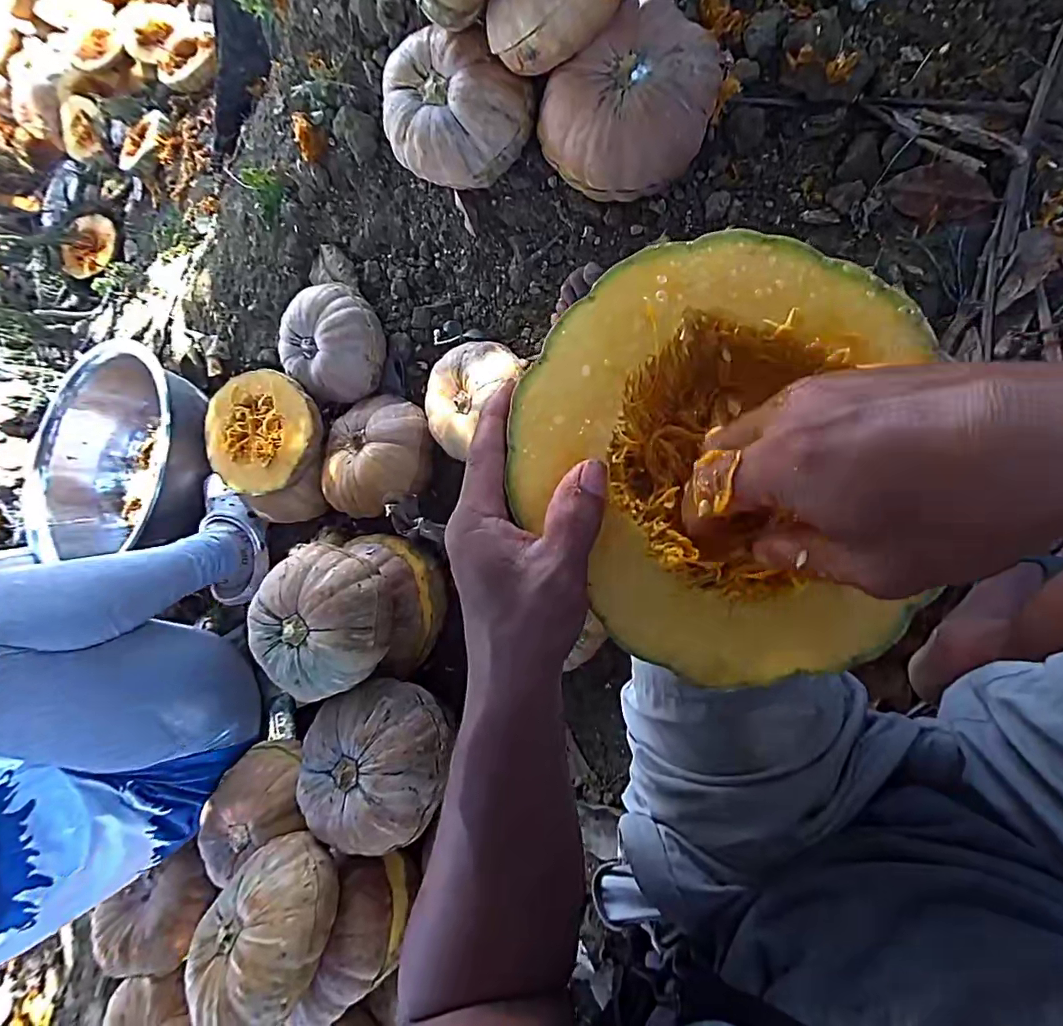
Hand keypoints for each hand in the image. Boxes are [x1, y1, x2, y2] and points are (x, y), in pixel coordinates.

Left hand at [446, 383, 605, 689]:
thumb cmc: (529, 628)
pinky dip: (534, 493)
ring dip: (525, 464)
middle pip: (490, 467)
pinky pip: (514, 512)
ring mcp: (482, 545)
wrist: (512, 682)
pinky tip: (561, 493)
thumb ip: (574, 517)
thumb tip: (591, 466)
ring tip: (558, 438)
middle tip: (546, 403)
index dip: (496, 414)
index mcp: (476, 520)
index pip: (483, 453)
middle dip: (513, 433)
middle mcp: (472, 526)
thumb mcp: (558, 569)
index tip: (512, 378)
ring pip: (503, 491)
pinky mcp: (497, 560)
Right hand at [688, 363, 1062, 597]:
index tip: (710, 544)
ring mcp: (832, 384)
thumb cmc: (961, 518)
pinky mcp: (869, 372)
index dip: (700, 519)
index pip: (708, 488)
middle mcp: (793, 412)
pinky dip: (797, 438)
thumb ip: (806, 555)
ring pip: (764, 419)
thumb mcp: (878, 567)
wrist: (1058, 436)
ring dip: (760, 458)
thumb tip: (767, 545)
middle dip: (722, 485)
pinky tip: (839, 462)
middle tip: (749, 522)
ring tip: (795, 494)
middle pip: (724, 444)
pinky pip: (806, 407)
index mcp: (783, 463)